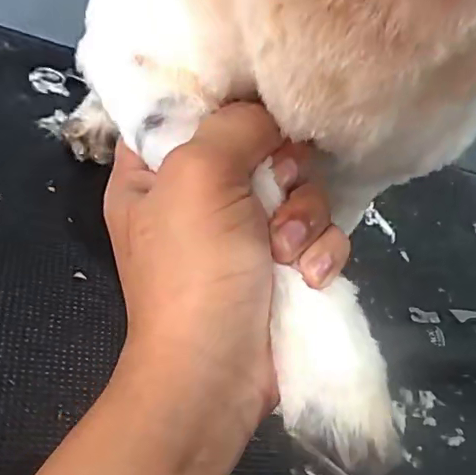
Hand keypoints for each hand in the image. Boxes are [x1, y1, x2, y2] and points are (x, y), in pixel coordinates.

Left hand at [102, 103, 348, 427]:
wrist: (218, 371)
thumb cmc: (193, 274)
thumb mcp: (197, 178)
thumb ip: (233, 125)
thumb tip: (269, 113)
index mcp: (155, 172)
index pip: (190, 109)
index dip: (227, 103)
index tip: (259, 108)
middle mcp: (201, 197)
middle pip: (262, 146)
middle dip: (282, 173)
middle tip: (275, 195)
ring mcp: (245, 234)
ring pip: (300, 191)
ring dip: (305, 219)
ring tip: (287, 254)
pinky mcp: (283, 267)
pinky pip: (319, 235)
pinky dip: (320, 253)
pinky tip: (309, 277)